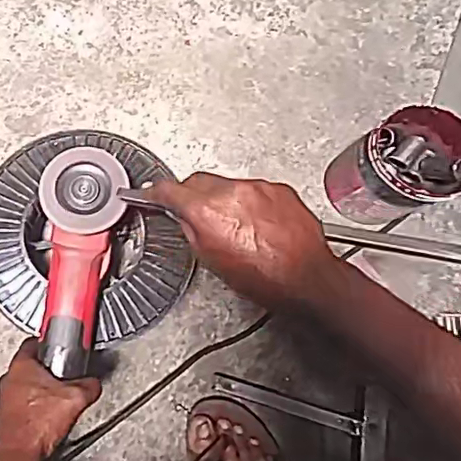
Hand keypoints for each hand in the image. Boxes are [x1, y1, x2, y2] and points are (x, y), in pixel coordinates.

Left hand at [0, 340, 100, 460]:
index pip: (34, 341)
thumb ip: (88, 385)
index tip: (60, 345)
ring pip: (28, 383)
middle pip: (32, 363)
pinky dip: (37, 404)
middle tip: (64, 373)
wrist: (17, 456)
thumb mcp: (74, 399)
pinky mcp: (8, 414)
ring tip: (59, 396)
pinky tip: (49, 415)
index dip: (50, 342)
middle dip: (50, 368)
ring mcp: (6, 397)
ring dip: (43, 388)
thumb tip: (93, 384)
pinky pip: (25, 401)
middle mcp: (10, 378)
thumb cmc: (35, 426)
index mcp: (21, 365)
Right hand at [144, 172, 342, 310]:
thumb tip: (184, 217)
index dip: (157, 192)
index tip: (153, 194)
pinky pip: (255, 189)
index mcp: (208, 211)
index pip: (171, 189)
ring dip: (224, 200)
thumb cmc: (265, 279)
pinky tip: (257, 225)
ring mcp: (258, 188)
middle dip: (192, 195)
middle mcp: (232, 192)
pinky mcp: (279, 189)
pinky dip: (250, 202)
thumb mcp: (213, 261)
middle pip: (199, 181)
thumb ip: (192, 231)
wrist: (307, 278)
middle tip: (195, 214)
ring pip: (228, 184)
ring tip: (237, 228)